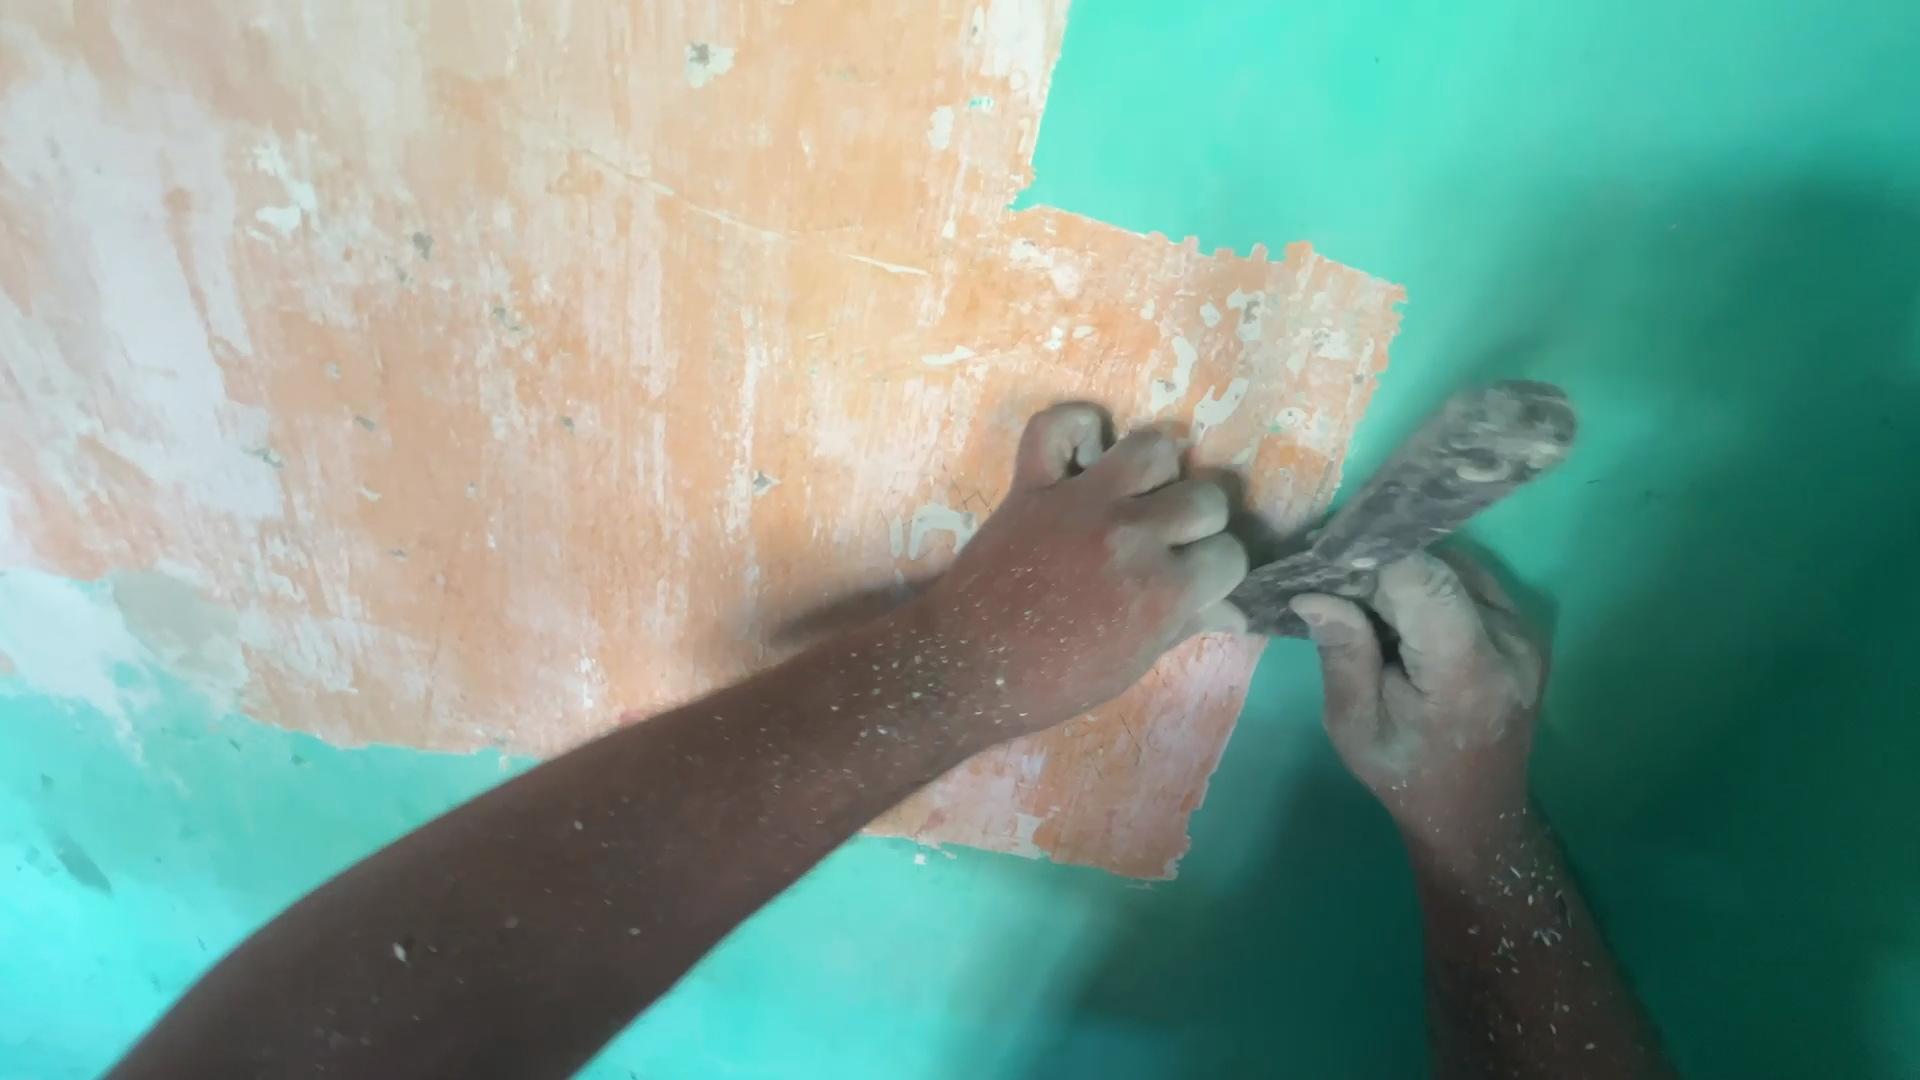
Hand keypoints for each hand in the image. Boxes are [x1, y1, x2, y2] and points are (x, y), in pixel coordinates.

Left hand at [920, 404, 1248, 731]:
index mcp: (1164, 590)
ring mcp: (1080, 501)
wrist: (968, 663)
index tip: (1193, 579)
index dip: (1215, 571)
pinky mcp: (1032, 483)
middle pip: (1206, 497)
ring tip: (1134, 498)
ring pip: (1152, 447)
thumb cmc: (1054, 678)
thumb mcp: (1132, 662)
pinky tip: (1083, 458)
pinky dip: (1074, 429)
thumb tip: (1235, 610)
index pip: (1230, 555)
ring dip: (1153, 472)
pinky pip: (1057, 424)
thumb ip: (1185, 623)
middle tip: (1167, 543)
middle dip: (1196, 525)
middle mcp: (1132, 534)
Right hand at [1291, 550, 1544, 840]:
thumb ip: (1342, 655)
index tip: (1319, 560)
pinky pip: (1464, 580)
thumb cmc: (1404, 772)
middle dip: (1373, 567)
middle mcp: (1509, 641)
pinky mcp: (1522, 627)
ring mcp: (1524, 631)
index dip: (1369, 557)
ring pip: (1449, 566)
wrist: (1473, 809)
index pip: (1423, 580)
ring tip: (1355, 599)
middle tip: (1323, 584)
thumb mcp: (1352, 724)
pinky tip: (1392, 610)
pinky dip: (1420, 583)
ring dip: (1397, 573)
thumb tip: (1313, 594)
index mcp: (1466, 672)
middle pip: (1433, 568)